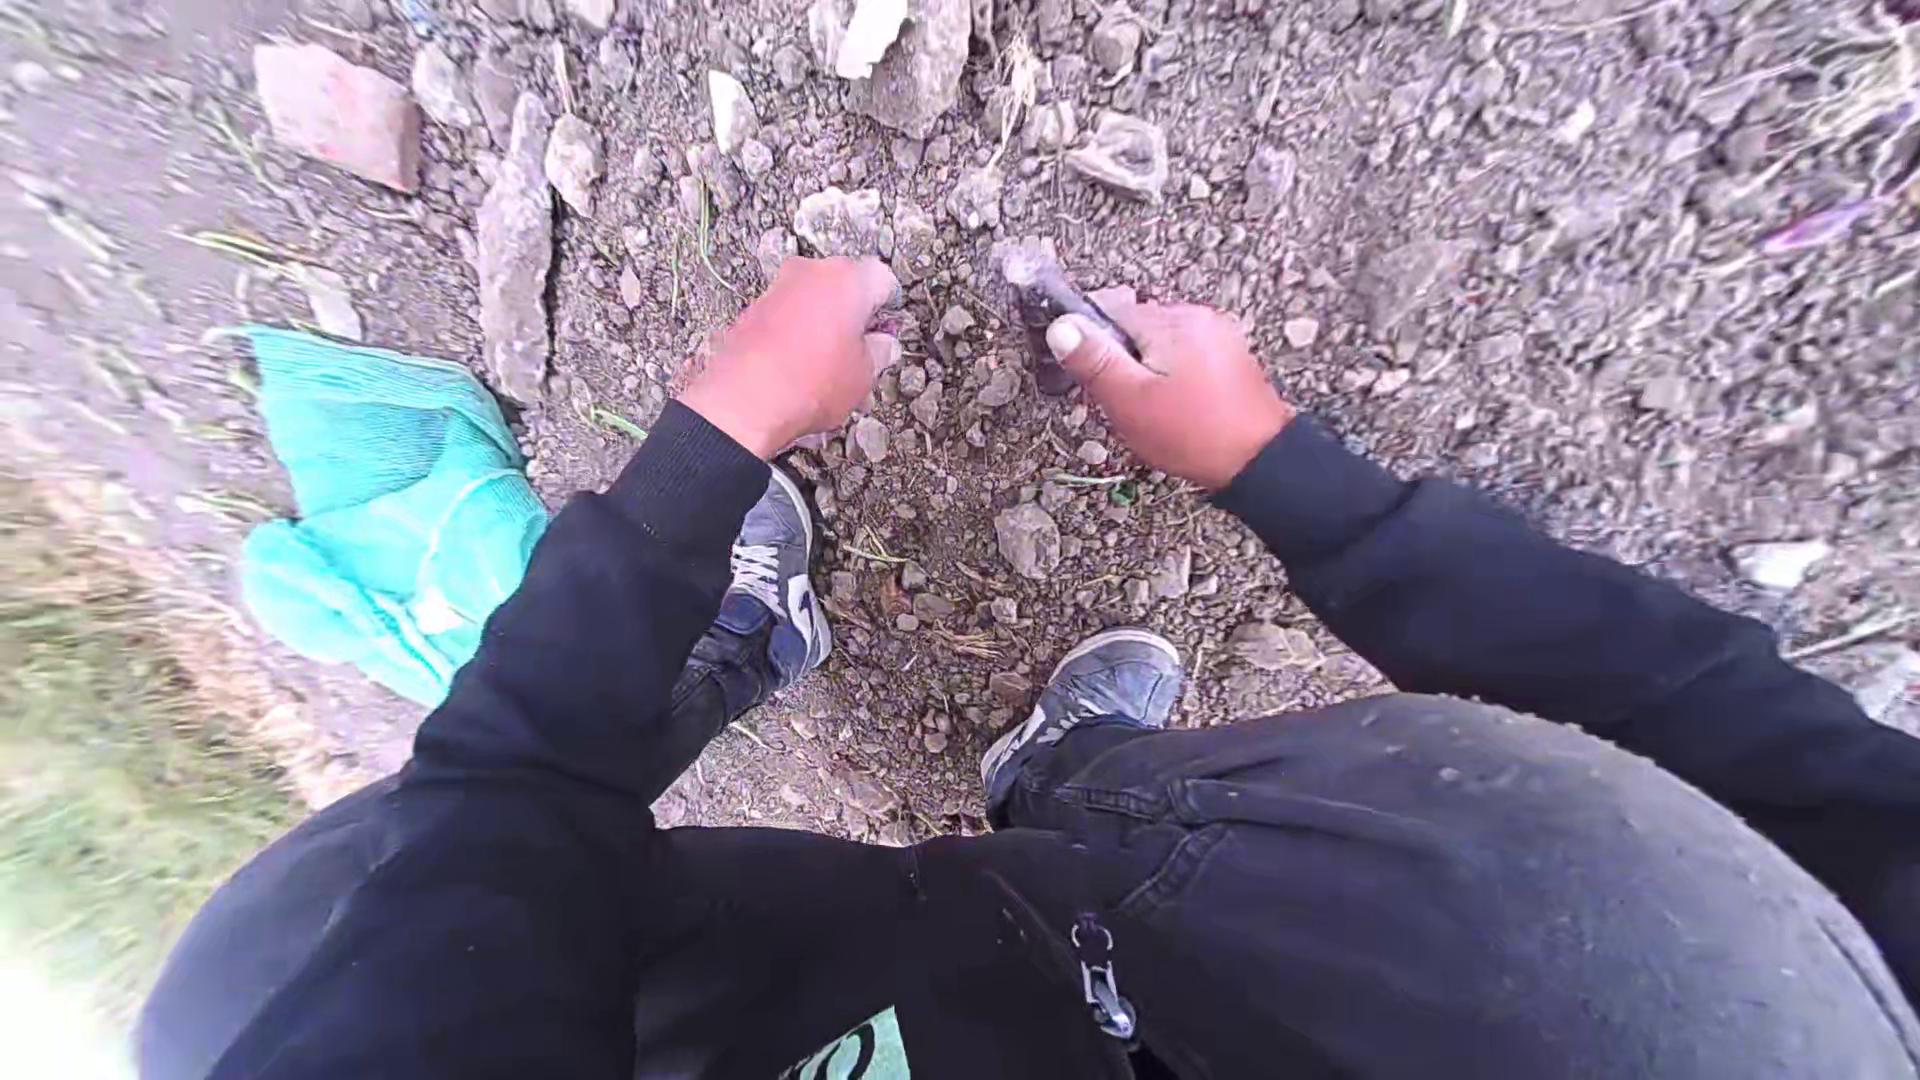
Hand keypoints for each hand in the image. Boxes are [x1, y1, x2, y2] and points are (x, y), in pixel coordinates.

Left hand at [679, 256, 899, 458]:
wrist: (746, 400)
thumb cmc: (811, 383)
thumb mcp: (865, 374)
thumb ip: (880, 352)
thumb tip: (884, 345)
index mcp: (847, 279)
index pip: (882, 280)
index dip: (890, 309)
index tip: (888, 332)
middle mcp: (811, 273)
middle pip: (845, 288)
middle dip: (856, 319)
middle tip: (863, 355)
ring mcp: (778, 288)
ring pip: (815, 303)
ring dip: (828, 330)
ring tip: (833, 372)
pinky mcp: (754, 309)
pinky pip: (789, 317)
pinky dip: (800, 337)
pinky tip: (804, 371)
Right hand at [1047, 290, 1294, 489]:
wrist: (1256, 461)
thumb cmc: (1193, 434)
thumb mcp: (1129, 400)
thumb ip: (1094, 361)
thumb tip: (1061, 327)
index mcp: (1171, 321)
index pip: (1109, 312)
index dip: (1090, 346)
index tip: (1088, 376)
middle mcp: (1197, 318)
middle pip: (1134, 328)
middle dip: (1118, 361)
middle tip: (1120, 402)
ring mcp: (1217, 336)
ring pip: (1157, 344)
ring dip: (1142, 371)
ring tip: (1147, 410)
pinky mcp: (1226, 358)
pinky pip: (1182, 357)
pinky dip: (1167, 377)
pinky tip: (1170, 408)